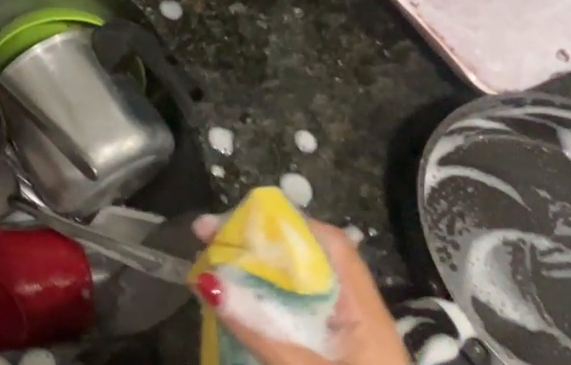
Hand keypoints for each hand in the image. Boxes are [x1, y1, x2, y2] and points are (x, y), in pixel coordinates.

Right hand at [193, 214, 410, 364]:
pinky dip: (263, 309)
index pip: (332, 244)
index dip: (287, 223)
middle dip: (257, 246)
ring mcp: (346, 345)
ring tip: (210, 269)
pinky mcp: (331, 362)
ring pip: (296, 293)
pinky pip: (294, 322)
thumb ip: (262, 332)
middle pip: (307, 263)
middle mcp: (357, 319)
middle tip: (206, 238)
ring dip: (254, 277)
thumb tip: (208, 281)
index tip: (237, 219)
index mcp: (365, 314)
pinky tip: (234, 311)